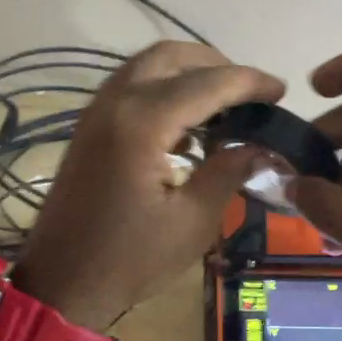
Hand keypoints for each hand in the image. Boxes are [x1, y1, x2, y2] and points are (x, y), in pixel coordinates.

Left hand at [11, 42, 283, 328]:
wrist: (60, 283)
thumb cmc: (130, 259)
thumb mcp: (192, 222)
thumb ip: (228, 173)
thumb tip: (260, 147)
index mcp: (143, 123)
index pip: (208, 83)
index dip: (249, 82)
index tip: (281, 91)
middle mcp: (116, 103)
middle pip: (171, 57)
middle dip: (216, 65)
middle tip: (251, 93)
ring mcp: (96, 113)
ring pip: (146, 67)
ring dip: (188, 73)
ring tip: (225, 104)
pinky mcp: (88, 129)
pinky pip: (130, 88)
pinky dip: (163, 90)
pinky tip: (188, 124)